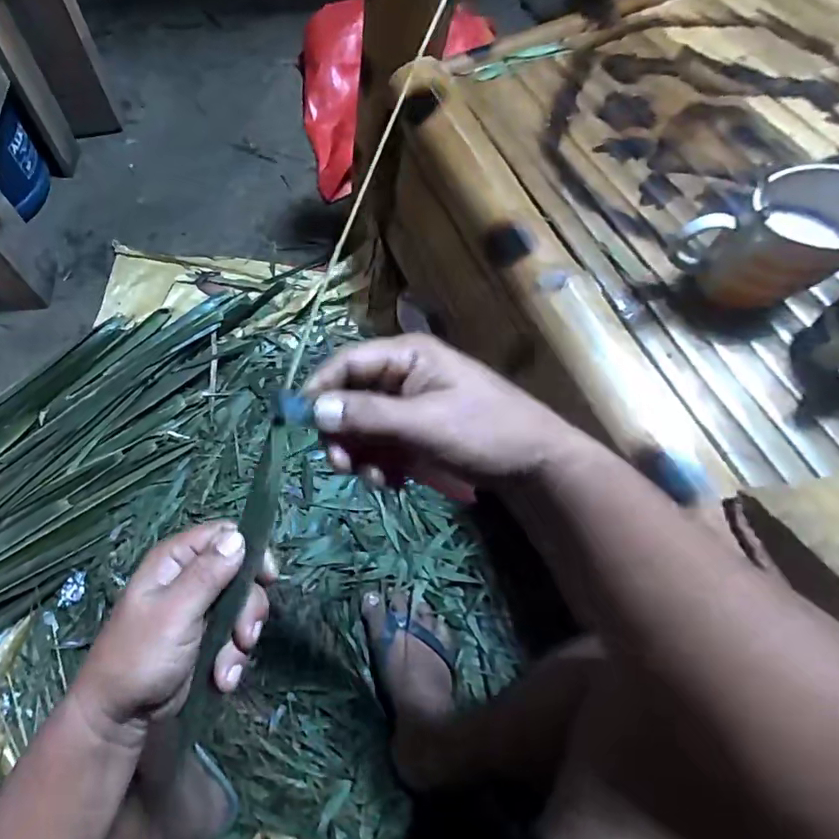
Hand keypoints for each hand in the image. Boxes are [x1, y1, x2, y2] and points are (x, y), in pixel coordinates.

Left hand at [70, 522, 274, 740]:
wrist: (121, 715)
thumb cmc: (141, 655)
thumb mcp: (175, 612)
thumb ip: (207, 575)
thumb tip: (238, 537)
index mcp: (174, 561)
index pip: (221, 535)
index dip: (247, 551)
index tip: (266, 577)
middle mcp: (187, 580)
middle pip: (239, 574)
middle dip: (248, 608)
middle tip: (244, 636)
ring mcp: (198, 612)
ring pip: (241, 610)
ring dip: (239, 641)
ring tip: (224, 669)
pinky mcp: (205, 641)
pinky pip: (233, 640)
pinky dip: (232, 661)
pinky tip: (221, 681)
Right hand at [303, 334, 585, 487]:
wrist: (538, 466)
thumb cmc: (484, 431)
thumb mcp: (423, 423)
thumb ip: (368, 415)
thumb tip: (313, 410)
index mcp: (406, 356)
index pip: (346, 363)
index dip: (319, 389)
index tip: (300, 422)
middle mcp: (402, 375)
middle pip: (349, 397)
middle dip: (341, 432)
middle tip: (340, 464)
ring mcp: (408, 404)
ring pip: (362, 426)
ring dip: (361, 454)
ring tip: (376, 479)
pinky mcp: (415, 431)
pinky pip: (380, 444)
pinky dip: (379, 464)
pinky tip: (393, 482)